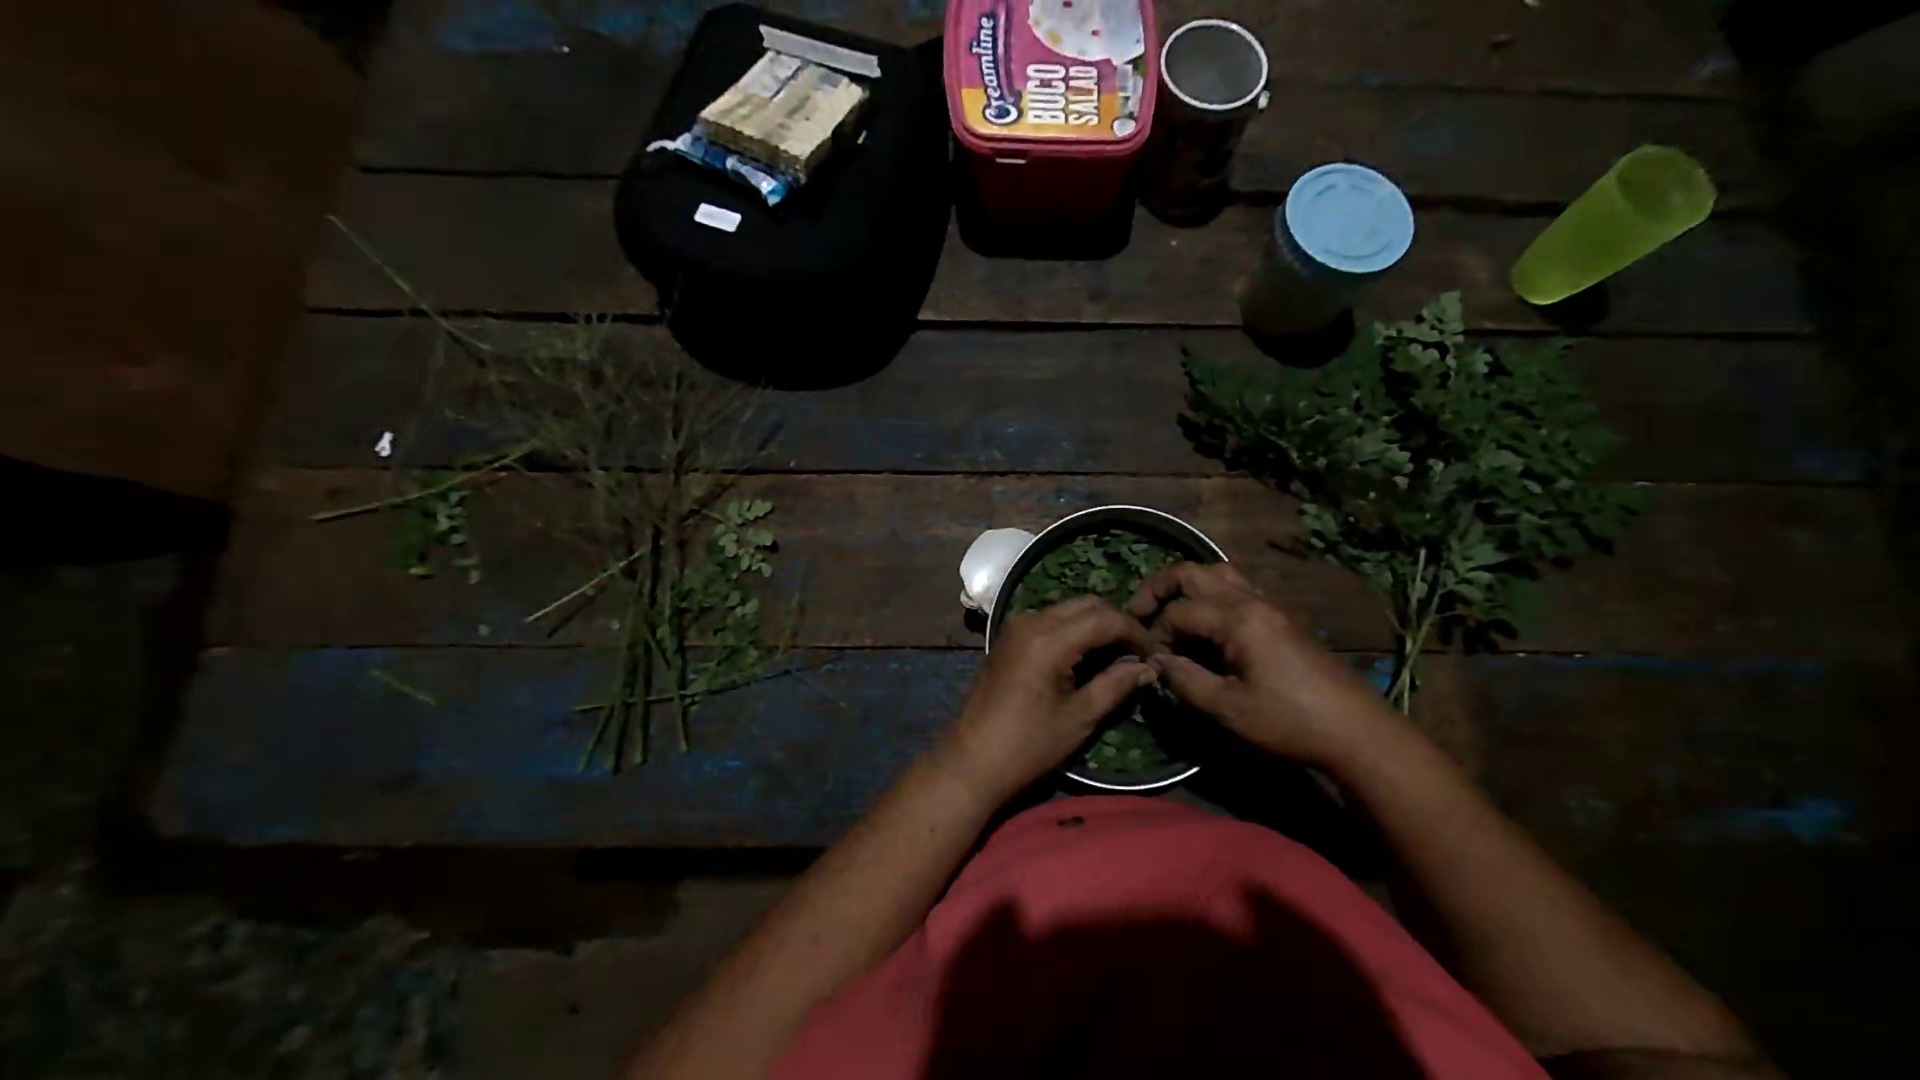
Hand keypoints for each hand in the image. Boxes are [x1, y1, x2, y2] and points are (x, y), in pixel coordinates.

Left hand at [935, 597, 1156, 803]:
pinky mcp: (1009, 637)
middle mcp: (1032, 622)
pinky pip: (1049, 619)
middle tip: (1138, 651)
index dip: (1135, 632)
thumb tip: (1147, 667)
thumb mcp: (1079, 717)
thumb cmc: (1028, 745)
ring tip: (1117, 652)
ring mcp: (1016, 626)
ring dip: (1094, 623)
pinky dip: (1073, 628)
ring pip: (1067, 608)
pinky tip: (1086, 654)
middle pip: (1087, 604)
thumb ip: (1115, 684)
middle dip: (1116, 622)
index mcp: (1049, 640)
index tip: (1155, 652)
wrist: (972, 759)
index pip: (1105, 618)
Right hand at [1127, 562, 1395, 766]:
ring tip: (1169, 611)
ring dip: (1188, 587)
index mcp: (1238, 619)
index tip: (1150, 660)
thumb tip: (1159, 662)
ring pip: (1218, 574)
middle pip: (1194, 573)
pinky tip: (1204, 624)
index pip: (1179, 611)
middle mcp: (1252, 601)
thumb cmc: (1288, 721)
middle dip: (1160, 588)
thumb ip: (1185, 679)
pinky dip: (1210, 595)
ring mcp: (1270, 606)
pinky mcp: (1280, 618)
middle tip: (1140, 612)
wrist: (1355, 730)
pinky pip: (1237, 589)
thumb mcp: (1228, 708)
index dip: (1155, 633)